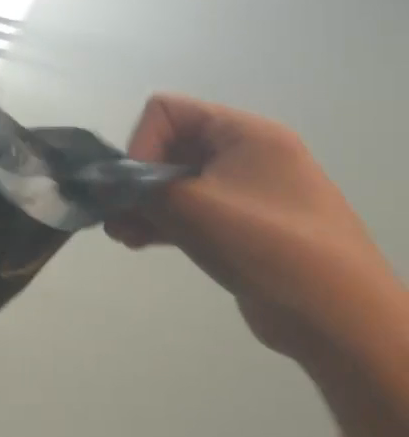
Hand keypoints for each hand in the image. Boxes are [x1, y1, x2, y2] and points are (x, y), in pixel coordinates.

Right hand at [108, 95, 404, 361]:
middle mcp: (252, 155)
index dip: (141, 141)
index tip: (136, 182)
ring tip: (121, 233)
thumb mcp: (186, 205)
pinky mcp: (249, 226)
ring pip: (175, 182)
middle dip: (135, 180)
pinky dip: (163, 221)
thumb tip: (95, 180)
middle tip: (114, 210)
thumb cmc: (266, 246)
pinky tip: (138, 242)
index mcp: (248, 135)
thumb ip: (131, 184)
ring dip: (142, 204)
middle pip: (168, 148)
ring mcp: (253, 192)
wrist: (342, 325)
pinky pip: (193, 209)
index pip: (167, 111)